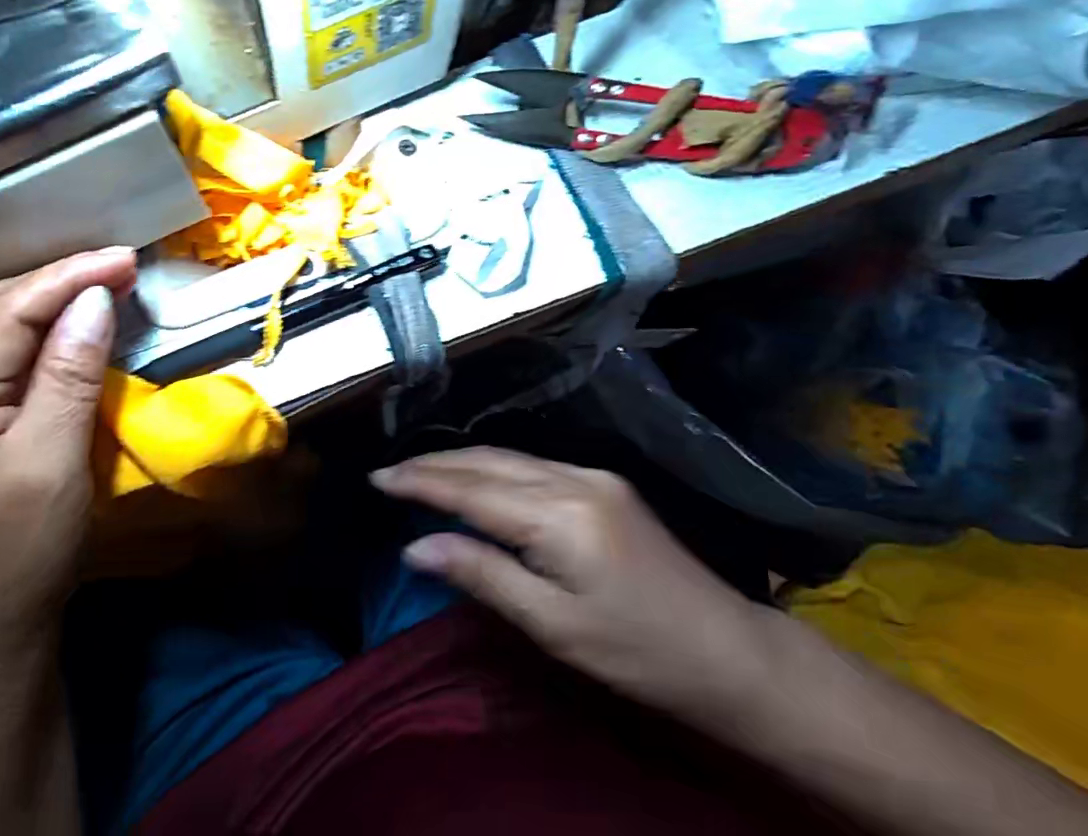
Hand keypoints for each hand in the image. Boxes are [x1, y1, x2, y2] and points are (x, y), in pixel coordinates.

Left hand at [0, 249, 136, 664]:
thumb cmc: (19, 557)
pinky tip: (65, 334)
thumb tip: (94, 298)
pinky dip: (34, 340)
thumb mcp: (51, 462)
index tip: (125, 259)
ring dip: (45, 306)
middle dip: (55, 284)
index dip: (67, 277)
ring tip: (99, 290)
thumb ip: (68, 373)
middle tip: (118, 271)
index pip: (6, 311)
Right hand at [372, 447, 772, 715]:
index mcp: (560, 517)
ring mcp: (593, 478)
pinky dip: (487, 467)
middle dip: (431, 464)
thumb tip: (414, 547)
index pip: (469, 489)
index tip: (376, 479)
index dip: (418, 483)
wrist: (738, 657)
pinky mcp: (604, 485)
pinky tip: (469, 478)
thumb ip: (480, 574)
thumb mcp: (552, 625)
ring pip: (505, 456)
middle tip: (387, 474)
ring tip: (416, 473)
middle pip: (485, 461)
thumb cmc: (640, 653)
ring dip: (456, 462)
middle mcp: (575, 481)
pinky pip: (528, 464)